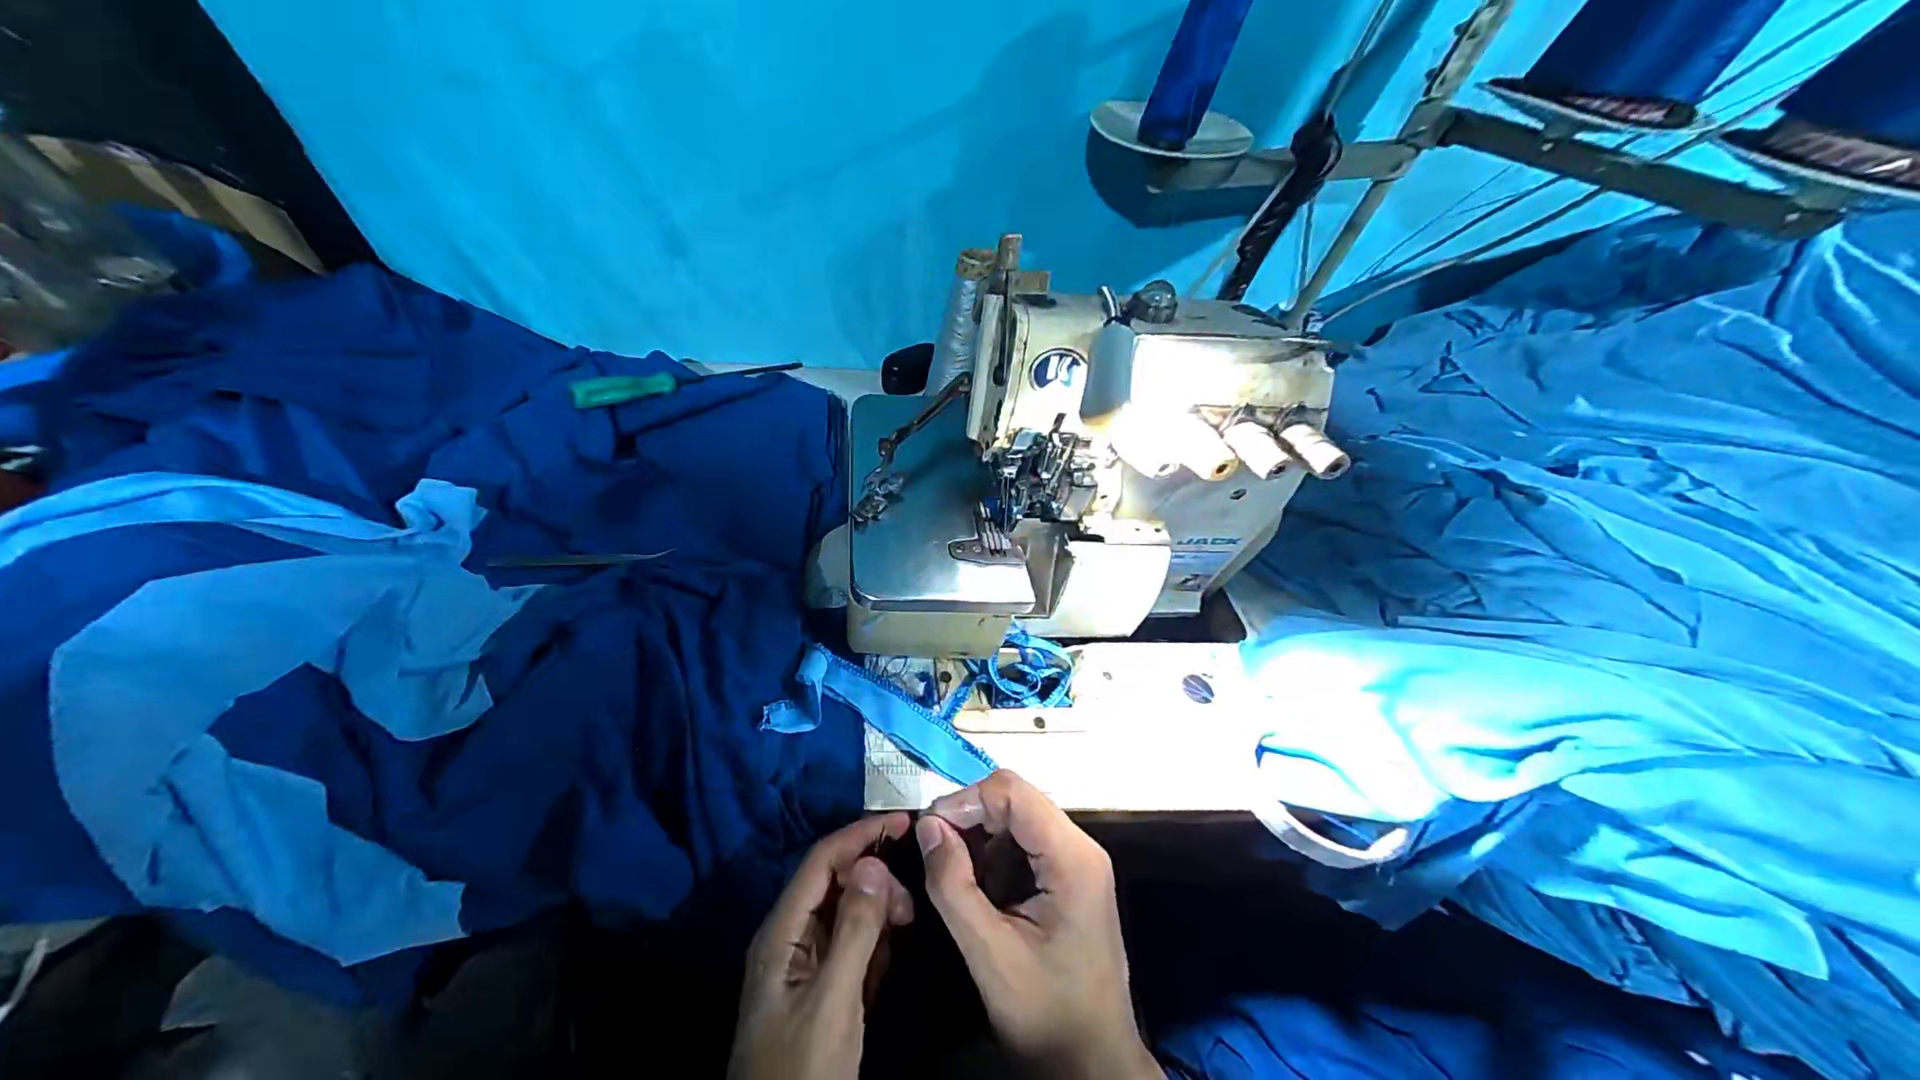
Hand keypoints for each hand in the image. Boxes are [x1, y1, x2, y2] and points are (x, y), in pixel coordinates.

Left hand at [730, 813, 914, 1079]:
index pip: (820, 862)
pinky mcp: (822, 987)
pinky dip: (875, 935)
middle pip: (833, 882)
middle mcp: (791, 938)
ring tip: (906, 920)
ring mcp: (806, 965)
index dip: (859, 835)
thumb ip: (853, 929)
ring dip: (877, 906)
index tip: (903, 822)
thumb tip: (874, 863)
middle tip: (910, 897)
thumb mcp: (832, 999)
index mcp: (782, 932)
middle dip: (874, 876)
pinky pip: (851, 943)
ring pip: (846, 912)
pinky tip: (894, 941)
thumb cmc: (801, 1066)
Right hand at [917, 771, 1160, 1079]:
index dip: (966, 800)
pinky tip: (977, 888)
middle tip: (934, 850)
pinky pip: (1025, 844)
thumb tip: (928, 826)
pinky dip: (994, 856)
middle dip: (970, 817)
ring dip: (980, 837)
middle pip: (1017, 800)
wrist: (1092, 1063)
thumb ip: (953, 884)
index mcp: (1072, 858)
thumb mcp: (989, 953)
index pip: (1013, 792)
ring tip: (952, 873)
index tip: (929, 830)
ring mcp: (1078, 862)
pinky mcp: (1070, 878)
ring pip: (1018, 819)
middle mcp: (1081, 847)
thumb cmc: (1046, 1012)